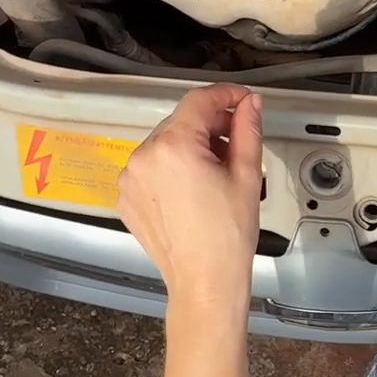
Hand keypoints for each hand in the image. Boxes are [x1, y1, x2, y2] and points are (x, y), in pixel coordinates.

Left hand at [117, 84, 263, 307]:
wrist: (205, 281)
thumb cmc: (227, 237)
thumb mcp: (247, 176)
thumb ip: (247, 130)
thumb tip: (250, 104)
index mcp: (174, 147)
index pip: (199, 101)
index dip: (226, 95)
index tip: (242, 99)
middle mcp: (144, 157)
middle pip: (181, 122)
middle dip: (211, 126)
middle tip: (239, 143)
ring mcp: (130, 178)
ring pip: (165, 144)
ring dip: (192, 147)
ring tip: (218, 173)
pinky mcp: (127, 196)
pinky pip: (152, 167)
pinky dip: (173, 168)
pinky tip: (196, 189)